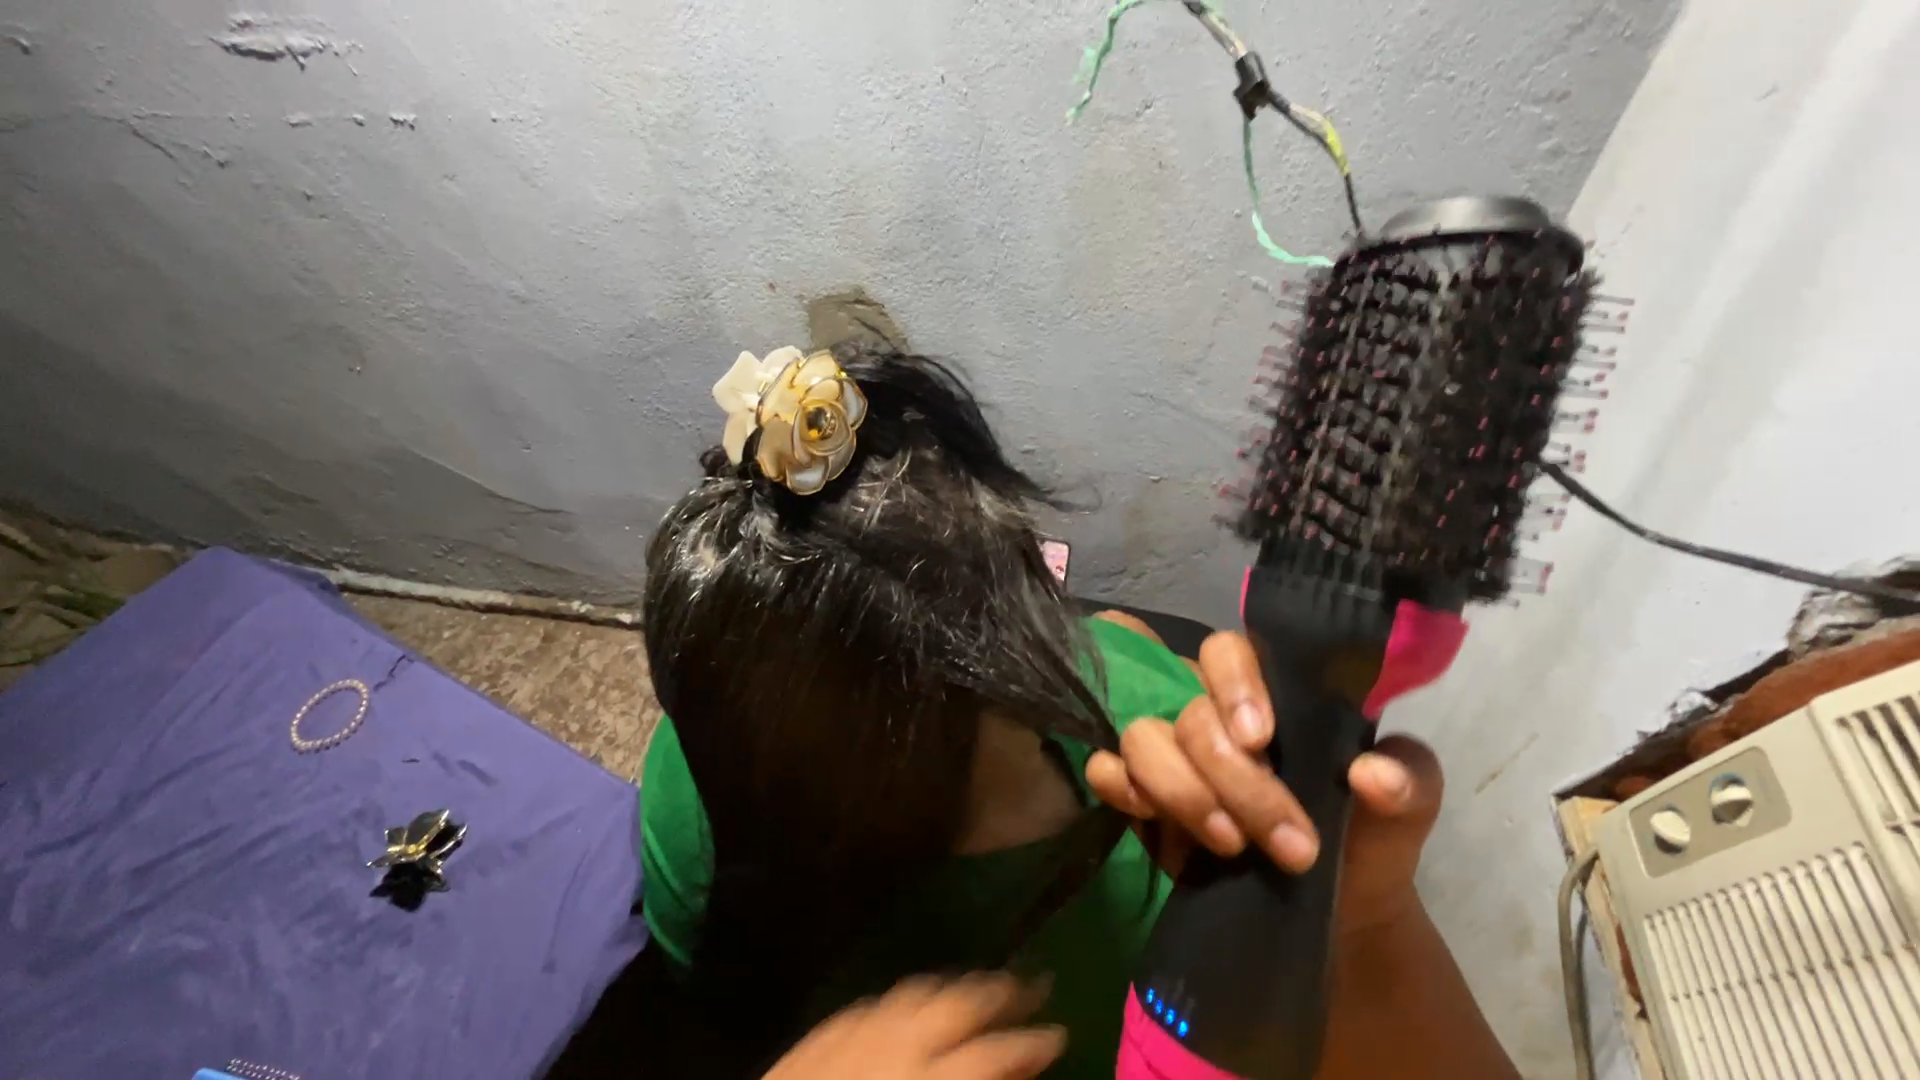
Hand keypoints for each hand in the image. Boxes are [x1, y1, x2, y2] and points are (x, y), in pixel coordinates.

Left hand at [763, 973, 1065, 1079]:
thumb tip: (1006, 1074)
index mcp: (923, 1077)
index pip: (992, 1053)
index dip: (1031, 1042)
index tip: (1060, 1033)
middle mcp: (897, 1042)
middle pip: (961, 1003)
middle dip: (1003, 991)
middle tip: (1037, 983)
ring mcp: (860, 1028)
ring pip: (922, 991)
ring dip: (958, 986)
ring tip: (984, 984)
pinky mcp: (829, 1028)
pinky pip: (881, 1000)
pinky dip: (910, 997)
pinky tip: (919, 1000)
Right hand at [1084, 630, 1443, 935]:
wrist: (1336, 905)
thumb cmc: (1366, 836)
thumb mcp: (1407, 807)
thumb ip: (1407, 779)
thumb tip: (1372, 775)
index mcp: (1263, 692)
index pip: (1226, 651)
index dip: (1234, 685)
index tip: (1260, 739)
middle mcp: (1206, 708)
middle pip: (1188, 711)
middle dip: (1234, 779)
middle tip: (1285, 842)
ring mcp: (1166, 748)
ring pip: (1141, 736)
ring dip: (1184, 792)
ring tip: (1230, 845)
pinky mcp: (1137, 790)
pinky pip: (1105, 768)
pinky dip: (1121, 787)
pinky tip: (1149, 815)